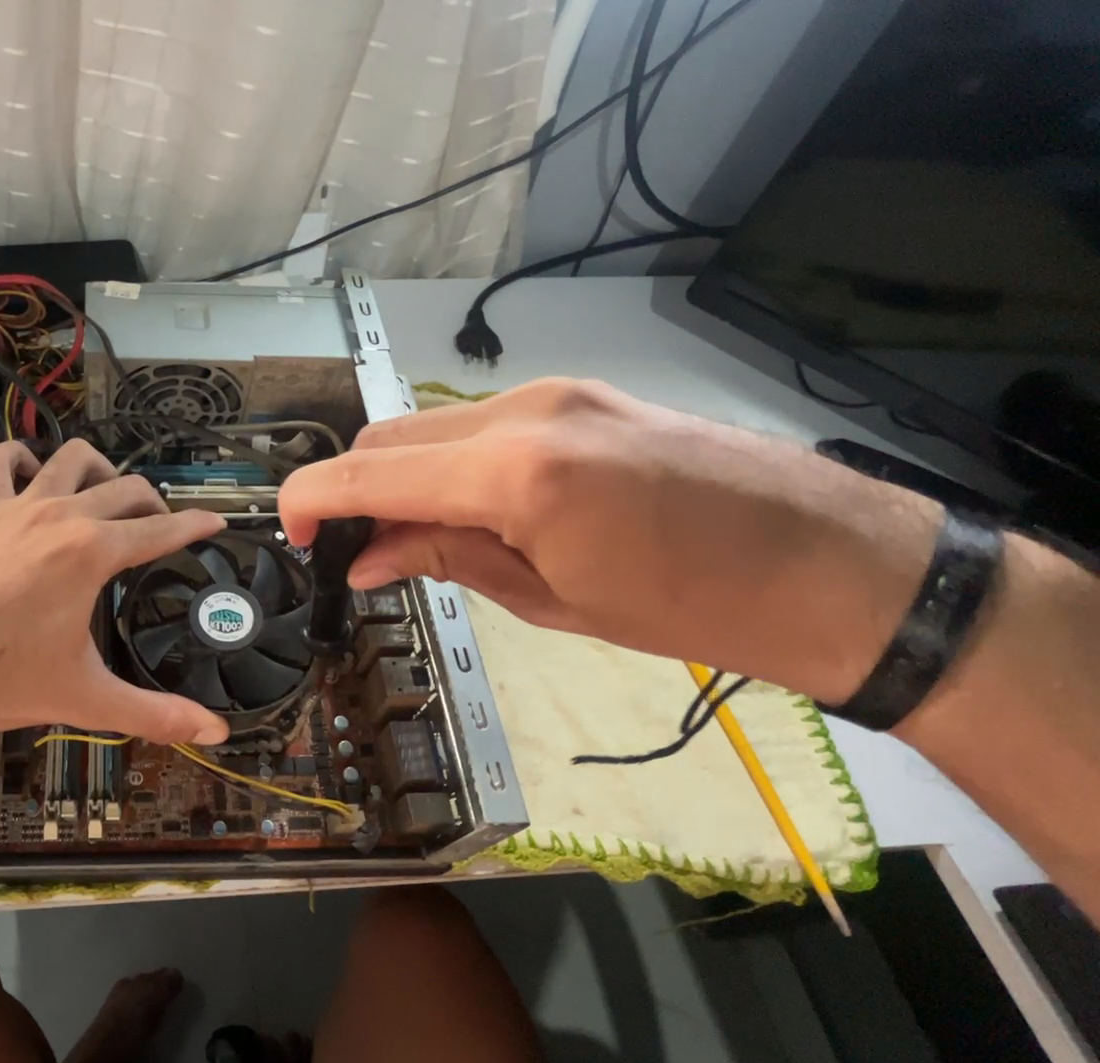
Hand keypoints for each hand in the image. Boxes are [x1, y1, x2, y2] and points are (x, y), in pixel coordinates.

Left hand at [0, 439, 230, 744]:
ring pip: (69, 457)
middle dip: (153, 501)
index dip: (194, 525)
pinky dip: (21, 459)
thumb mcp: (85, 698)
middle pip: (124, 487)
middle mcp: (59, 516)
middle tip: (161, 524)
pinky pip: (0, 463)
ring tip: (106, 492)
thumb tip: (214, 732)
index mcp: (91, 552)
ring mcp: (14, 508)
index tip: (214, 520)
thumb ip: (155, 714)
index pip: (160, 530)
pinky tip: (30, 476)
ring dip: (98, 467)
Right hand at [278, 378, 942, 702]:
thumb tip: (364, 559)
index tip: (292, 534)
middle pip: (386, 435)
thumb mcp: (547, 597)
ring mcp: (553, 393)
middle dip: (351, 488)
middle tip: (355, 548)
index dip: (312, 499)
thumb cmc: (688, 609)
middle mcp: (521, 412)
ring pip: (428, 426)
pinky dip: (447, 462)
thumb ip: (443, 560)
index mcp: (513, 474)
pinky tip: (471, 507)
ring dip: (400, 474)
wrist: (830, 568)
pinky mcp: (577, 395)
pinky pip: (476, 423)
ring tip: (417, 536)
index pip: (369, 471)